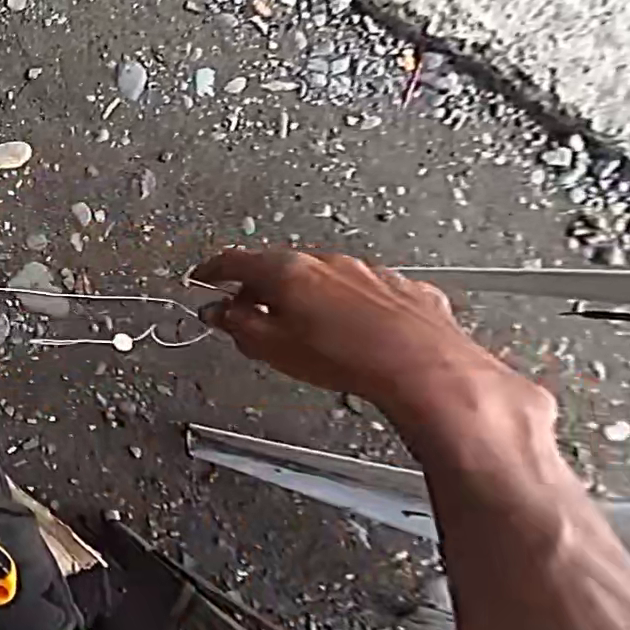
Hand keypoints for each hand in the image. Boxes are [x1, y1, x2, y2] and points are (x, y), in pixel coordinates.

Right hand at [191, 249, 545, 431]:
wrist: (427, 369)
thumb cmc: (348, 356)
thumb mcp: (266, 345)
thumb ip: (234, 323)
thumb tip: (219, 312)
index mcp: (287, 270)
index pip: (233, 261)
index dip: (210, 271)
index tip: (201, 278)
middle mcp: (327, 263)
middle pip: (276, 268)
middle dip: (255, 290)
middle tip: (244, 315)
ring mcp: (368, 273)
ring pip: (318, 278)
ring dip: (299, 298)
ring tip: (295, 330)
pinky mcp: (401, 289)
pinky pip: (357, 291)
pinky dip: (340, 305)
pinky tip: (341, 331)